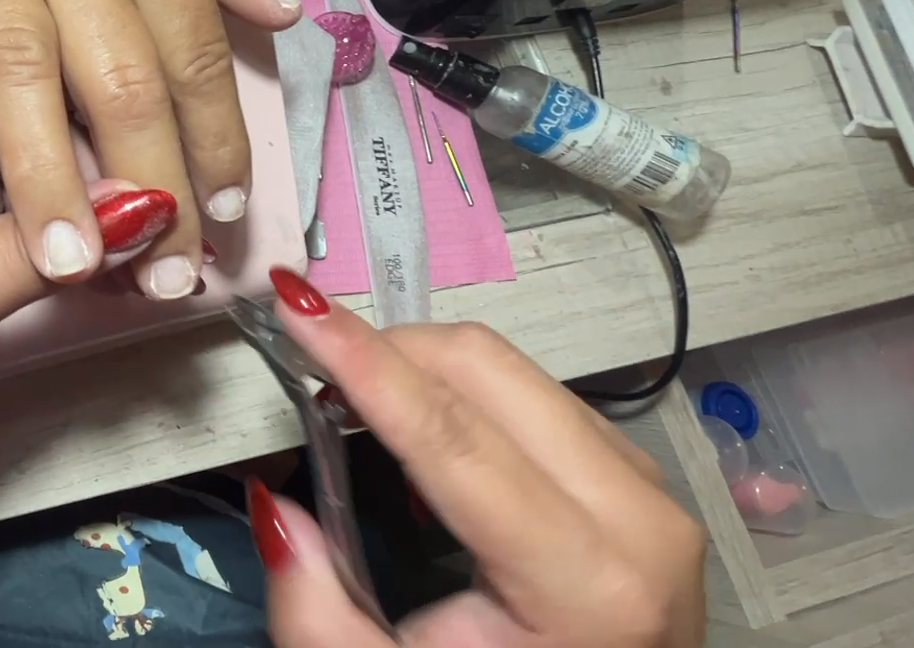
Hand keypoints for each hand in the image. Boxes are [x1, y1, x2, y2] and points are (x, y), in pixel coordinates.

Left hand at [0, 87, 178, 464]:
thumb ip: (34, 252)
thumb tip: (148, 208)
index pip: (38, 87)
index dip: (117, 129)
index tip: (187, 188)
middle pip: (51, 132)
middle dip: (122, 185)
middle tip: (193, 242)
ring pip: (48, 183)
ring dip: (106, 225)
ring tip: (176, 268)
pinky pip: (29, 227)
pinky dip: (74, 253)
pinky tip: (127, 279)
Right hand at [252, 270, 705, 647]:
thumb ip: (315, 611)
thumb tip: (273, 504)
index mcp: (585, 582)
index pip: (449, 436)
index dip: (361, 361)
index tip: (293, 302)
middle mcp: (632, 513)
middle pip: (480, 369)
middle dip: (380, 348)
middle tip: (311, 367)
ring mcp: (640, 480)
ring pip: (501, 362)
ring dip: (411, 360)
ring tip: (357, 398)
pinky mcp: (629, 463)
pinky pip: (522, 380)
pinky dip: (448, 378)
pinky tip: (417, 419)